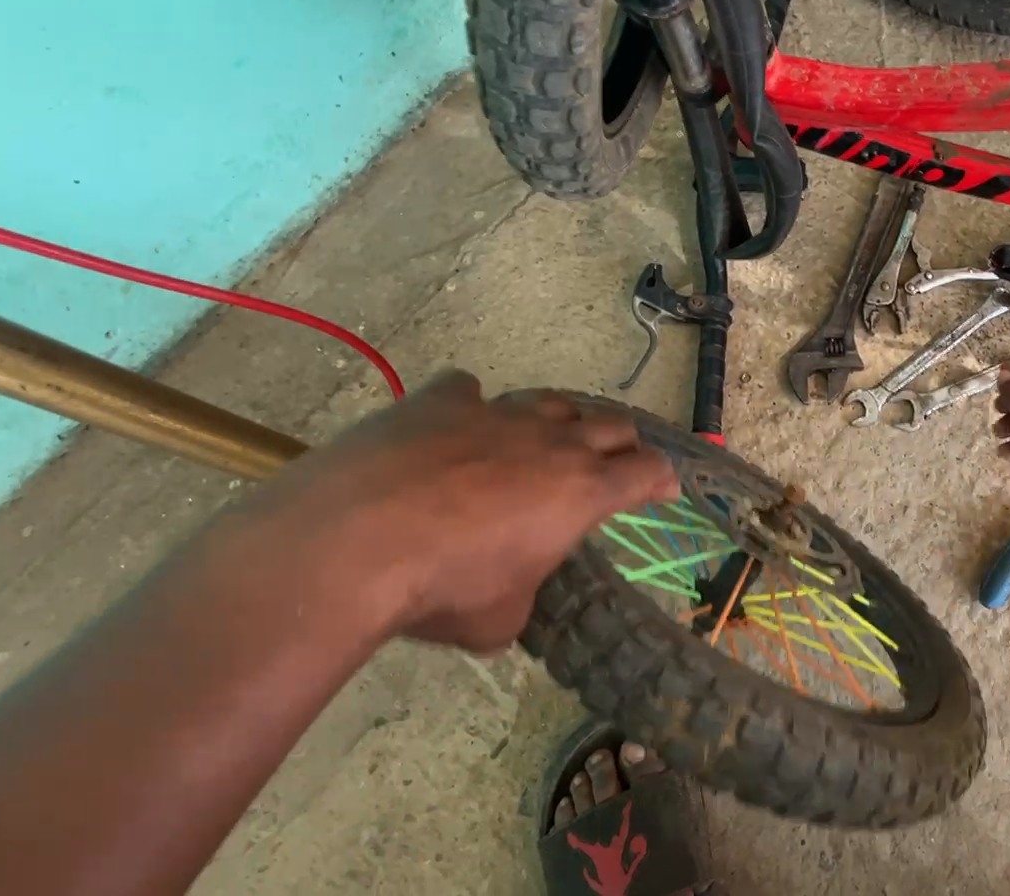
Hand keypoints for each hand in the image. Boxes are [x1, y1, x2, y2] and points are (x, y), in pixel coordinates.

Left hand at [226, 371, 678, 651]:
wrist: (345, 547)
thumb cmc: (440, 590)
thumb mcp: (501, 619)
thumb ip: (525, 597)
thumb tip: (512, 597)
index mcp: (583, 490)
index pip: (648, 470)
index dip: (662, 479)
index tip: (664, 488)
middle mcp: (553, 441)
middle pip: (612, 424)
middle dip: (621, 444)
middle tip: (612, 465)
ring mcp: (497, 413)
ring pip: (552, 400)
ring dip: (561, 419)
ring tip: (546, 439)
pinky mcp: (439, 401)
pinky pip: (470, 389)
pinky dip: (473, 406)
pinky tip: (459, 423)